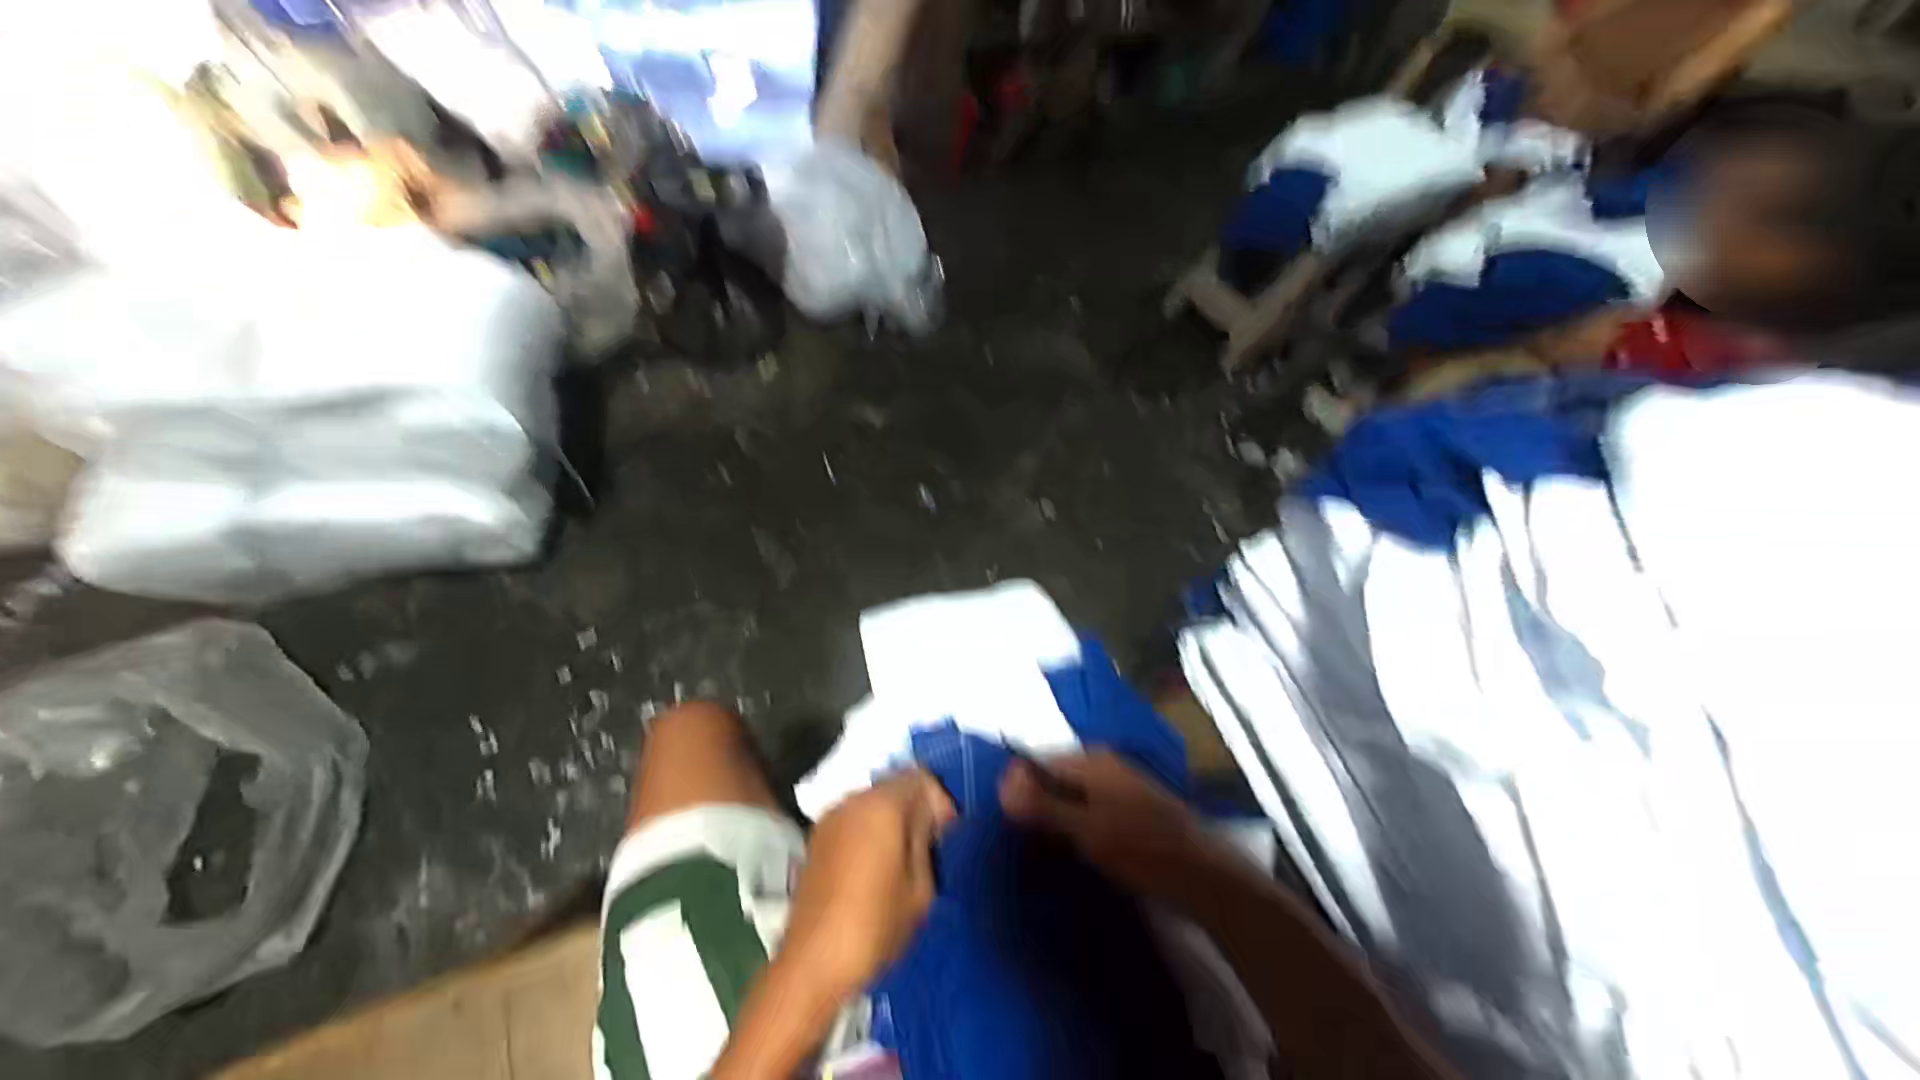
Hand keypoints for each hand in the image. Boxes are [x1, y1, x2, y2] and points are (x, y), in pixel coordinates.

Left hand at [781, 770, 955, 994]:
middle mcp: (852, 800)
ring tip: (905, 859)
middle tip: (932, 846)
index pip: (921, 777)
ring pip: (873, 803)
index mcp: (882, 804)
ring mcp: (830, 818)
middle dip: (917, 808)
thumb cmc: (875, 925)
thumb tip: (929, 816)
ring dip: (893, 820)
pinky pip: (854, 820)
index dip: (940, 800)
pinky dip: (871, 831)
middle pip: (895, 786)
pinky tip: (877, 867)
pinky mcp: (816, 839)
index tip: (947, 834)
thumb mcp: (920, 887)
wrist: (813, 963)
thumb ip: (927, 839)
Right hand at [999, 751, 1222, 901]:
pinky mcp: (1131, 810)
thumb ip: (1042, 804)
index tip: (1003, 817)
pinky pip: (1089, 808)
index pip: (1038, 760)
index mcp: (1092, 760)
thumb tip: (1000, 782)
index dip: (1017, 785)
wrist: (1203, 877)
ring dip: (1054, 815)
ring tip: (1039, 845)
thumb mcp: (1085, 827)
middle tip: (1017, 835)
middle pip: (1055, 775)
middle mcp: (1105, 764)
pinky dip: (1075, 823)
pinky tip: (1071, 847)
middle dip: (1034, 800)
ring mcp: (1120, 786)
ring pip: (1072, 794)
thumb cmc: (1140, 848)